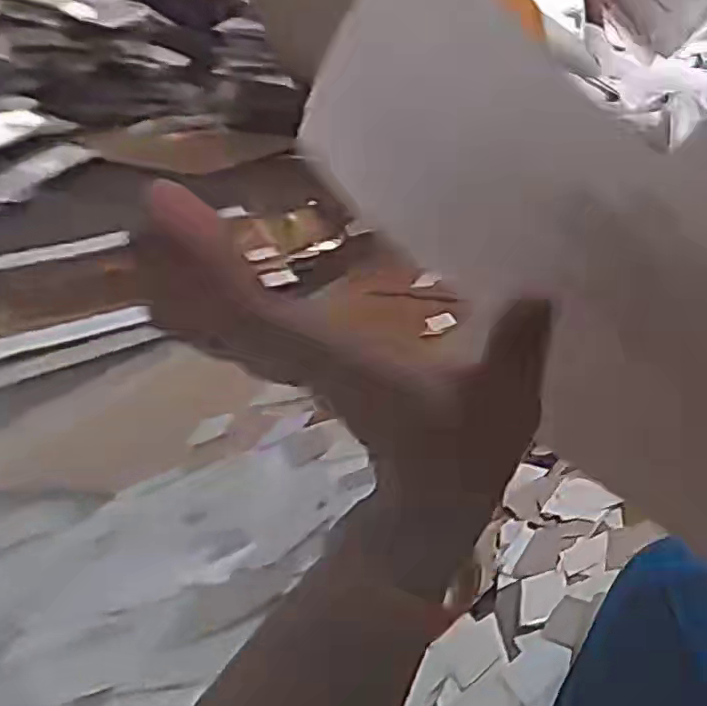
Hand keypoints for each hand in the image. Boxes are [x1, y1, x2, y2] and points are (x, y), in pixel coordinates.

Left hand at [135, 180, 555, 594]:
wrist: (431, 505)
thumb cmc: (467, 452)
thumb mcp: (507, 397)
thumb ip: (521, 345)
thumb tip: (541, 290)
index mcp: (346, 364)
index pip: (254, 314)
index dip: (206, 263)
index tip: (169, 205)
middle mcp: (303, 363)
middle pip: (207, 314)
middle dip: (174, 258)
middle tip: (165, 201)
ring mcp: (295, 369)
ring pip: (209, 323)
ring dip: (183, 275)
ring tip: (181, 222)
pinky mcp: (303, 370)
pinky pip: (234, 328)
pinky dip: (213, 295)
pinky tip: (223, 269)